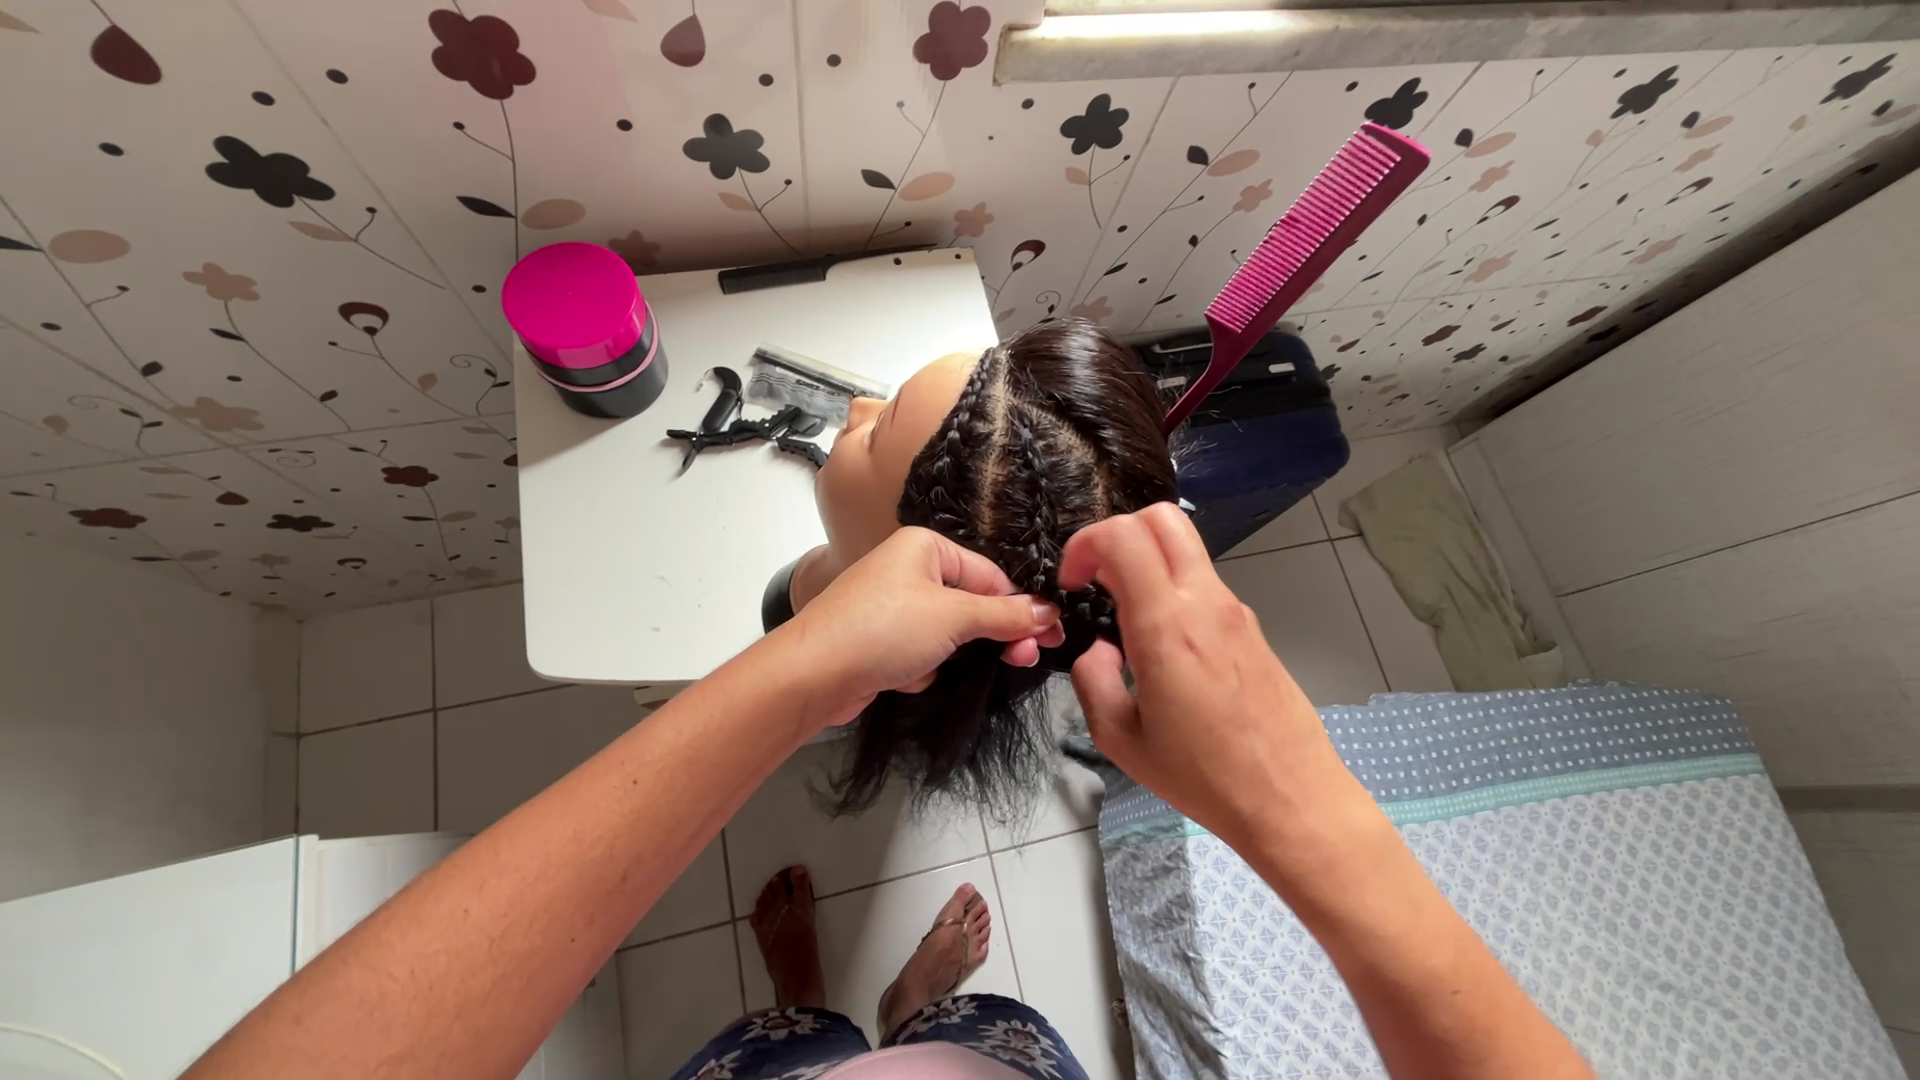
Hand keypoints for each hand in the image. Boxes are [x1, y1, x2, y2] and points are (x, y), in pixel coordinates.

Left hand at [779, 526, 1063, 727]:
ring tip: (958, 670)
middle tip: (1027, 659)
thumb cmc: (885, 629)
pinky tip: (907, 678)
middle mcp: (909, 571)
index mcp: (926, 547)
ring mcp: (894, 608)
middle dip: (996, 633)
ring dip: (956, 654)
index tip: (1052, 636)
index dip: (1022, 605)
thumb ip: (1004, 614)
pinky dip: (923, 668)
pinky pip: (923, 652)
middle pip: (973, 602)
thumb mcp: (954, 616)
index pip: (991, 573)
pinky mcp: (882, 643)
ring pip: (950, 632)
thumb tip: (1048, 611)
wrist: (811, 675)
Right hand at [1060, 503, 1360, 848]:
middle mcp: (1205, 603)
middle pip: (1162, 518)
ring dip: (1146, 564)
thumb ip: (1091, 679)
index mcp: (1167, 627)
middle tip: (1097, 580)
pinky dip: (1172, 590)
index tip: (1073, 584)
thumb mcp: (1120, 739)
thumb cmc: (1203, 777)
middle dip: (1116, 534)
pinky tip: (1165, 648)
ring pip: (1185, 549)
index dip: (1084, 545)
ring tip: (1127, 622)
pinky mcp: (1252, 628)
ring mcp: (1235, 611)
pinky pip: (1203, 585)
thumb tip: (1098, 647)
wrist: (1292, 800)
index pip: (1123, 537)